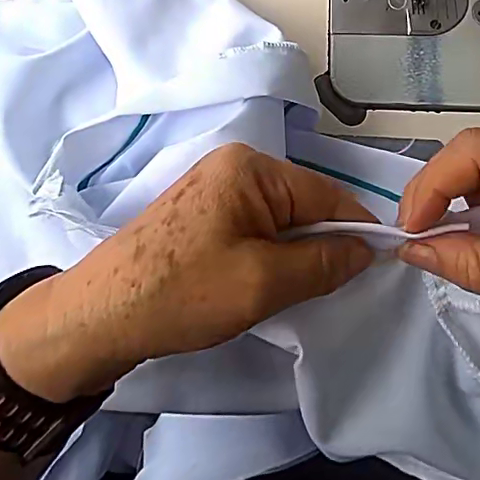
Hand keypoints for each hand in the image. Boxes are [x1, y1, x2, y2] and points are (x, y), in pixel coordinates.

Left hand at [0, 143, 376, 400]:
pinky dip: (264, 258)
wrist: (103, 312)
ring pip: (277, 223)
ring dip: (290, 258)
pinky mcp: (197, 216)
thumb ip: (324, 262)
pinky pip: (250, 231)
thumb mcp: (265, 281)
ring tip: (284, 294)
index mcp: (248, 167)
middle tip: (322, 294)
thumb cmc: (184, 291)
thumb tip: (365, 249)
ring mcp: (210, 190)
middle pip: (302, 207)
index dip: (356, 234)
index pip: (327, 195)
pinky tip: (257, 286)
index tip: (376, 273)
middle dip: (318, 249)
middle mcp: (230, 167)